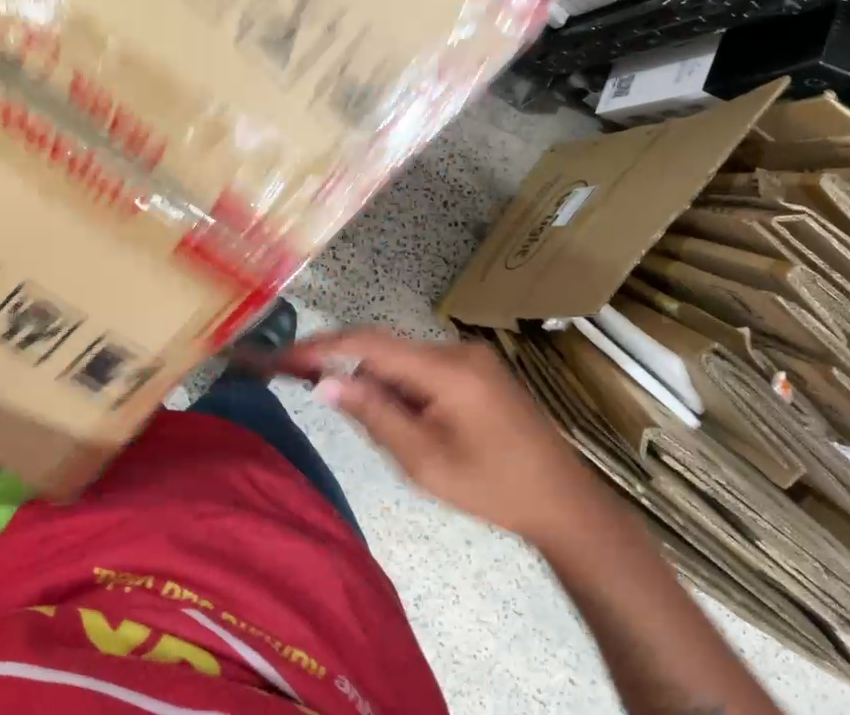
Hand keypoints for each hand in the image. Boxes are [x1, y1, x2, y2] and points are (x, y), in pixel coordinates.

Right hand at [287, 332, 619, 548]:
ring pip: (402, 360)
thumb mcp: (423, 460)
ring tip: (372, 425)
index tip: (281, 356)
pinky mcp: (477, 373)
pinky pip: (421, 369)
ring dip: (376, 383)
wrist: (567, 506)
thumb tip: (325, 383)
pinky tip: (400, 421)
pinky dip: (399, 388)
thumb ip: (373, 415)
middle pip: (384, 348)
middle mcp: (457, 351)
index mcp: (446, 369)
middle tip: (305, 386)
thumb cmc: (493, 489)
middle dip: (345, 366)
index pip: (368, 343)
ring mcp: (471, 360)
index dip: (320, 347)